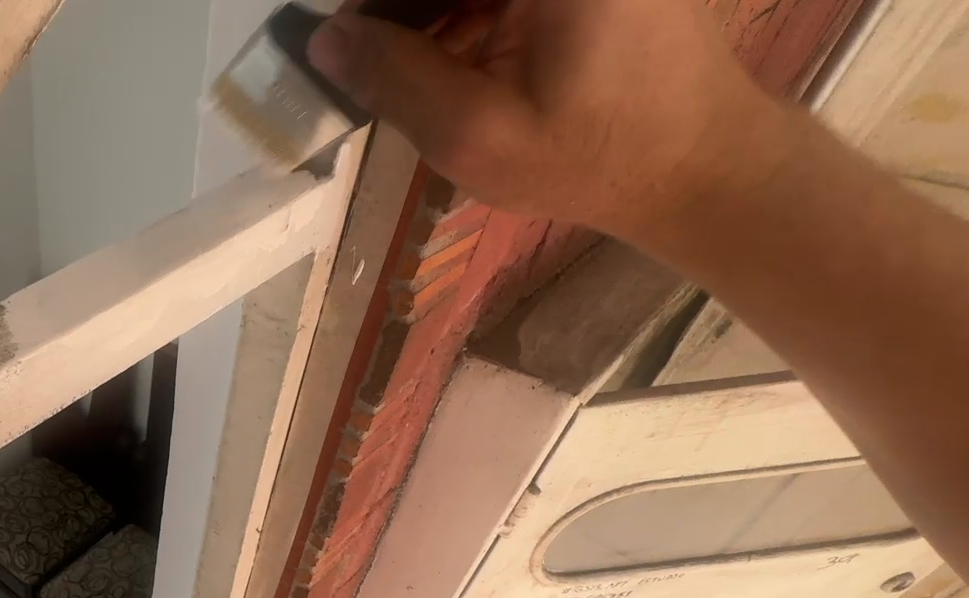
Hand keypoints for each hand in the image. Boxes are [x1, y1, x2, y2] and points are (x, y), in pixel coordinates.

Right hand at [307, 0, 787, 242]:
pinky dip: (468, 16)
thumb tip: (324, 39)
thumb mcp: (469, 132)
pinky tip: (452, 63)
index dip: (375, 8)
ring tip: (406, 76)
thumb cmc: (584, 157)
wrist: (693, 163)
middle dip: (400, 14)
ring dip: (430, 17)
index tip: (340, 50)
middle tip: (367, 70)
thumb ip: (393, 77)